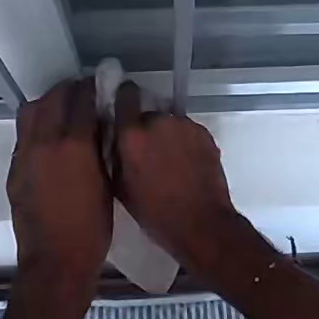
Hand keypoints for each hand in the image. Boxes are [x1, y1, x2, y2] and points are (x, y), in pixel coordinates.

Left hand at [7, 79, 110, 284]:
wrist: (56, 259)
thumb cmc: (93, 227)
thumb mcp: (108, 182)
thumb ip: (102, 148)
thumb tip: (102, 124)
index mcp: (73, 145)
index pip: (81, 100)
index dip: (91, 88)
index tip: (99, 84)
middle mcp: (44, 142)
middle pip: (52, 99)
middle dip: (68, 90)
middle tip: (82, 91)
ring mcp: (25, 155)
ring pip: (31, 112)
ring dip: (49, 103)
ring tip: (64, 109)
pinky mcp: (15, 169)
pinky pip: (24, 134)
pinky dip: (38, 125)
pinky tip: (52, 137)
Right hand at [112, 82, 244, 270]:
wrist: (200, 223)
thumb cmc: (155, 212)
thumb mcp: (121, 188)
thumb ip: (113, 156)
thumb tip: (112, 140)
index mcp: (132, 135)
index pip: (125, 96)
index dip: (123, 98)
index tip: (123, 104)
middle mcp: (159, 122)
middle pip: (148, 114)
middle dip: (146, 128)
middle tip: (148, 152)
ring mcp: (185, 127)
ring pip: (170, 124)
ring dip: (167, 136)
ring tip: (169, 162)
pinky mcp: (205, 134)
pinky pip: (188, 132)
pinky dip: (185, 142)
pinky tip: (186, 164)